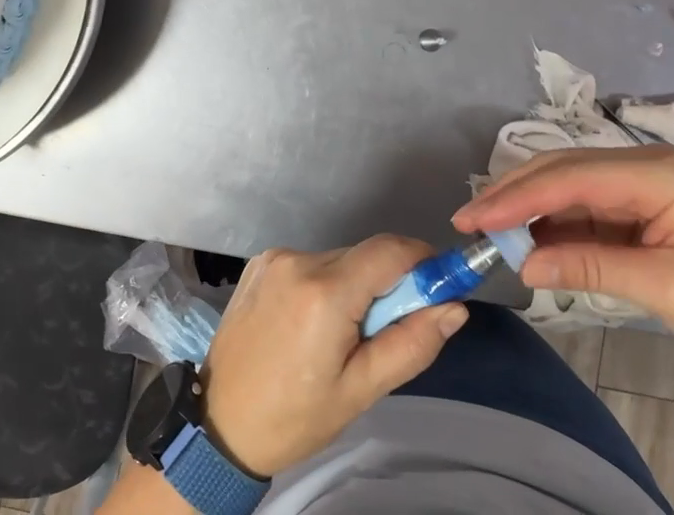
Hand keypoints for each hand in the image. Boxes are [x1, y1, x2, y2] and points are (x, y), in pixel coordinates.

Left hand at [200, 235, 468, 476]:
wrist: (219, 424)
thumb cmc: (293, 417)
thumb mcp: (360, 390)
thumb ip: (411, 344)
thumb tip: (455, 306)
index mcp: (324, 291)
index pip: (392, 250)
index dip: (425, 263)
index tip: (440, 291)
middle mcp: (297, 260)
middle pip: (366, 255)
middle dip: (389, 285)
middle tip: (386, 333)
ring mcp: (273, 258)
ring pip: (340, 259)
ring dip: (357, 287)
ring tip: (342, 338)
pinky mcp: (259, 264)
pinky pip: (312, 264)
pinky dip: (327, 285)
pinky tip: (313, 326)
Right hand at [453, 144, 673, 368]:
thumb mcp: (664, 288)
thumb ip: (589, 267)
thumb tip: (523, 264)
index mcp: (662, 175)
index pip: (572, 177)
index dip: (517, 197)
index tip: (473, 219)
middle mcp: (649, 165)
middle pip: (564, 170)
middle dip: (513, 195)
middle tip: (468, 221)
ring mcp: (645, 182)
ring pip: (569, 184)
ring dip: (528, 208)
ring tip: (487, 232)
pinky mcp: (641, 203)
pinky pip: (585, 206)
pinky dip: (553, 222)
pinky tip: (526, 238)